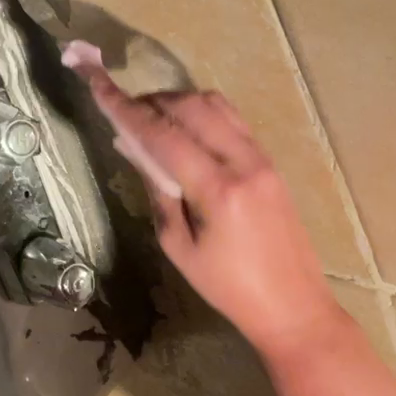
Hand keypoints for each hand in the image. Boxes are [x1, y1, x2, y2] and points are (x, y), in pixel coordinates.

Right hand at [62, 42, 344, 358]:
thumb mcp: (178, 246)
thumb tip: (132, 147)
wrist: (297, 310)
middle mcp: (243, 164)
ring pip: (212, 104)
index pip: (162, 134)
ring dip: (176, 102)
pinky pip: (231, 117)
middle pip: (188, 106)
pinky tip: (185, 129)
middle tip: (125, 113)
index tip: (98, 85)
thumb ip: (156, 190)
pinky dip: (201, 111)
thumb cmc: (229, 288)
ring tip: (154, 119)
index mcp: (218, 190)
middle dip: (150, 101)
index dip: (125, 108)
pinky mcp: (270, 162)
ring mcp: (262, 159)